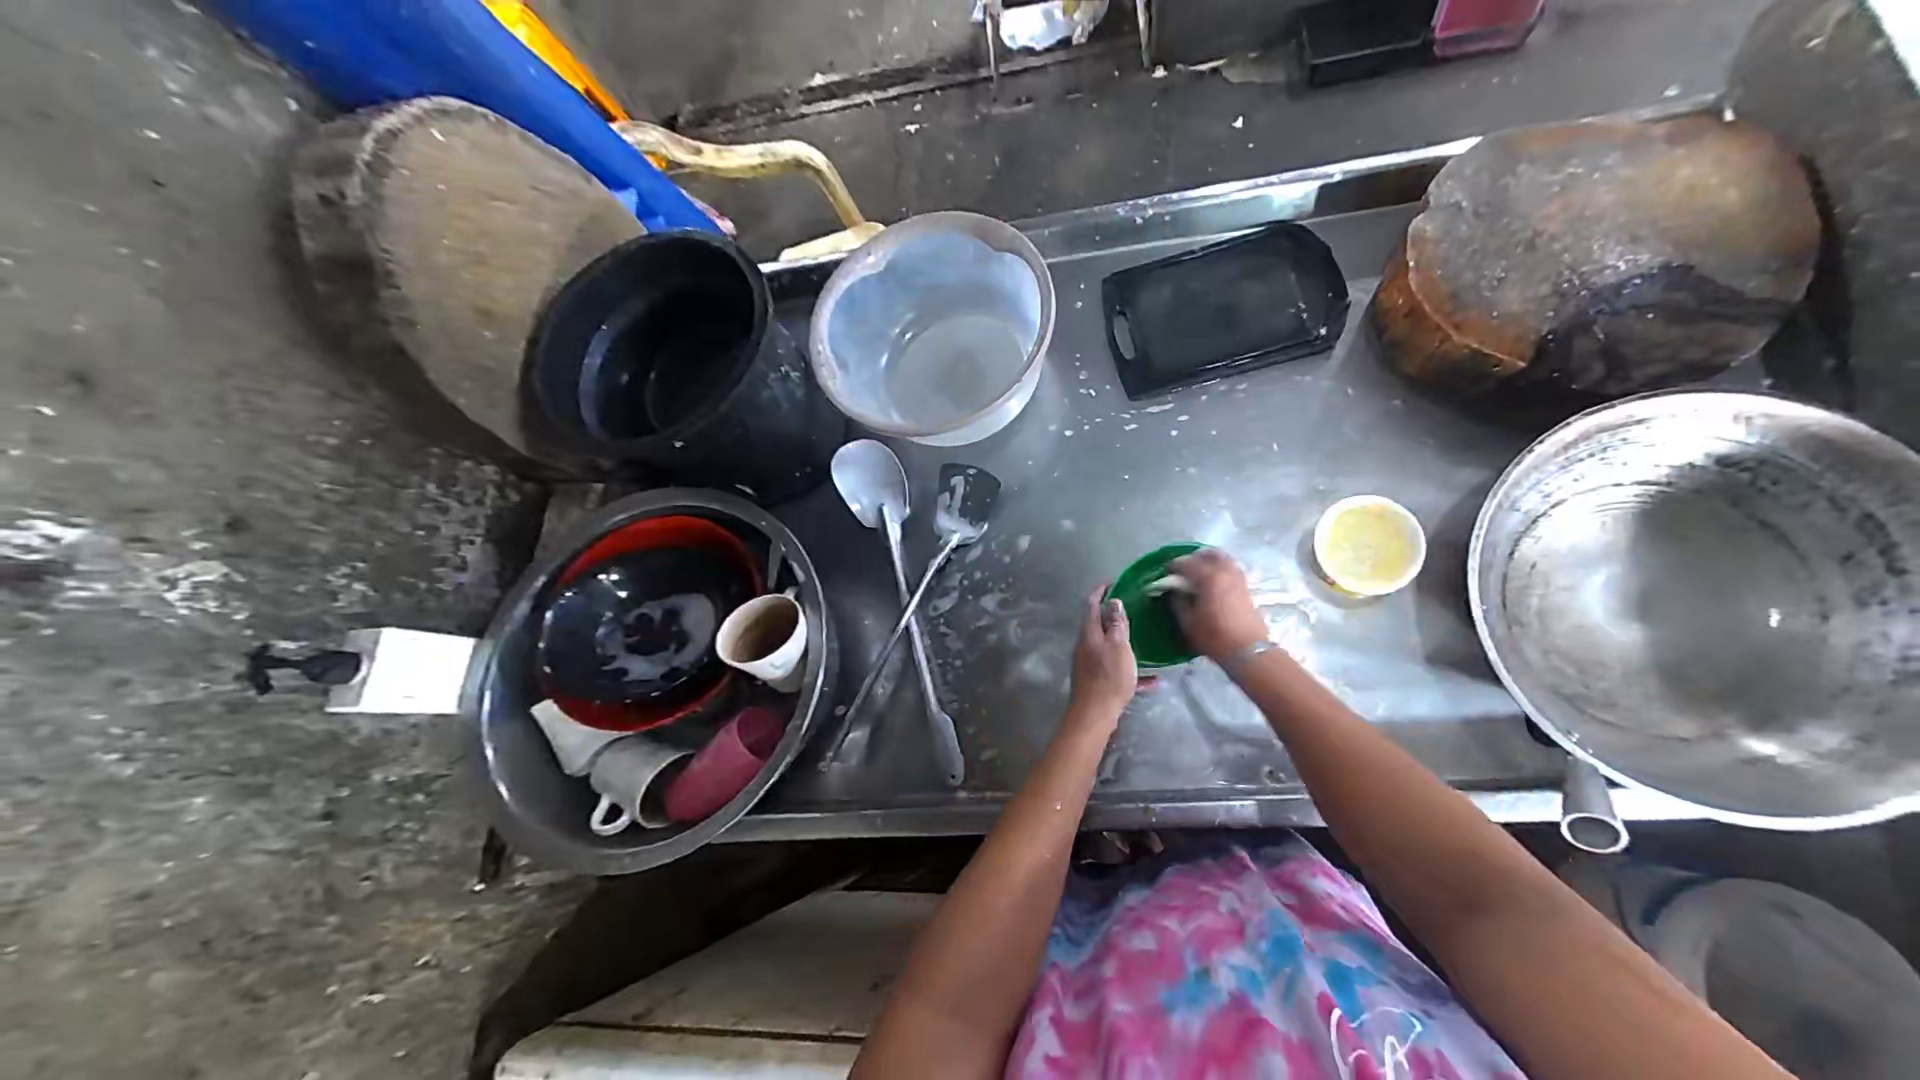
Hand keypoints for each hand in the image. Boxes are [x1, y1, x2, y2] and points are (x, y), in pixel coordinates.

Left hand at [1069, 588, 1136, 721]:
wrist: (1095, 714)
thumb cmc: (1109, 676)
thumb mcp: (1118, 646)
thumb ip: (1116, 623)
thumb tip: (1113, 600)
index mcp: (1089, 633)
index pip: (1092, 605)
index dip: (1100, 591)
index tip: (1113, 581)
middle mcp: (1086, 645)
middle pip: (1098, 624)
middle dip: (1113, 615)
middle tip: (1131, 607)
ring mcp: (1089, 663)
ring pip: (1107, 646)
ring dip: (1123, 641)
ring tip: (1143, 637)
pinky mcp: (1096, 680)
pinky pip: (1115, 668)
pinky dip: (1130, 669)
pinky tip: (1152, 680)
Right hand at [1170, 548, 1267, 659]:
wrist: (1248, 650)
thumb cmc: (1214, 636)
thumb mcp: (1187, 622)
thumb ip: (1178, 601)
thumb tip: (1175, 591)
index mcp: (1208, 577)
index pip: (1186, 563)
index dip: (1173, 566)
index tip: (1166, 573)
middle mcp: (1225, 572)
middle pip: (1209, 554)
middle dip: (1194, 558)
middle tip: (1184, 569)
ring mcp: (1238, 578)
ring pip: (1223, 560)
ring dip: (1209, 562)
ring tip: (1200, 574)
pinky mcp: (1246, 587)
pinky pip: (1231, 569)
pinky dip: (1220, 570)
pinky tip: (1214, 583)